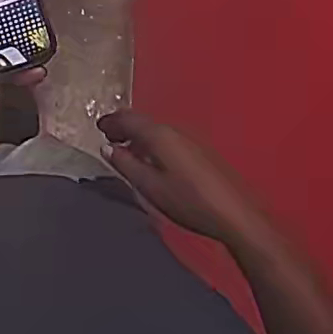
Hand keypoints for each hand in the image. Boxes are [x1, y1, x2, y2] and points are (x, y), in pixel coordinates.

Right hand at [98, 111, 273, 246]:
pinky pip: (167, 139)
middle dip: (123, 125)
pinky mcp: (198, 152)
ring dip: (137, 135)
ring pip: (155, 130)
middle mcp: (173, 131)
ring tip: (125, 148)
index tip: (99, 127)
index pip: (128, 119)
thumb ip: (126, 164)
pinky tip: (150, 159)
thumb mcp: (150, 186)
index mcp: (159, 135)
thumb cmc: (188, 201)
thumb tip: (107, 148)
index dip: (111, 121)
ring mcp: (188, 141)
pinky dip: (151, 143)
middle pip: (142, 121)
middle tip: (108, 135)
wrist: (233, 215)